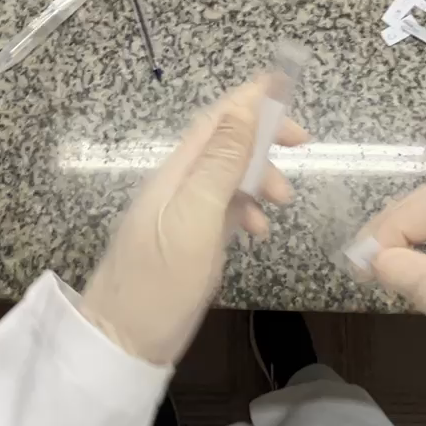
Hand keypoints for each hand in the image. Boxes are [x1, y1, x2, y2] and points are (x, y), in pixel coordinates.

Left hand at [81, 80, 309, 365]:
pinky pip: (223, 207)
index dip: (250, 97)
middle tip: (302, 144)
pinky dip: (246, 210)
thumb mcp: (196, 218)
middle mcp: (177, 182)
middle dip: (263, 137)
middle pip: (225, 142)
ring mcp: (181, 210)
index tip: (286, 83)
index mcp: (177, 171)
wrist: (122, 342)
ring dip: (258, 178)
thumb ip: (220, 164)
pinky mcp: (187, 236)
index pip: (216, 118)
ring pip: (228, 175)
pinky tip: (258, 232)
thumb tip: (243, 109)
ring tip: (283, 202)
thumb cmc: (160, 281)